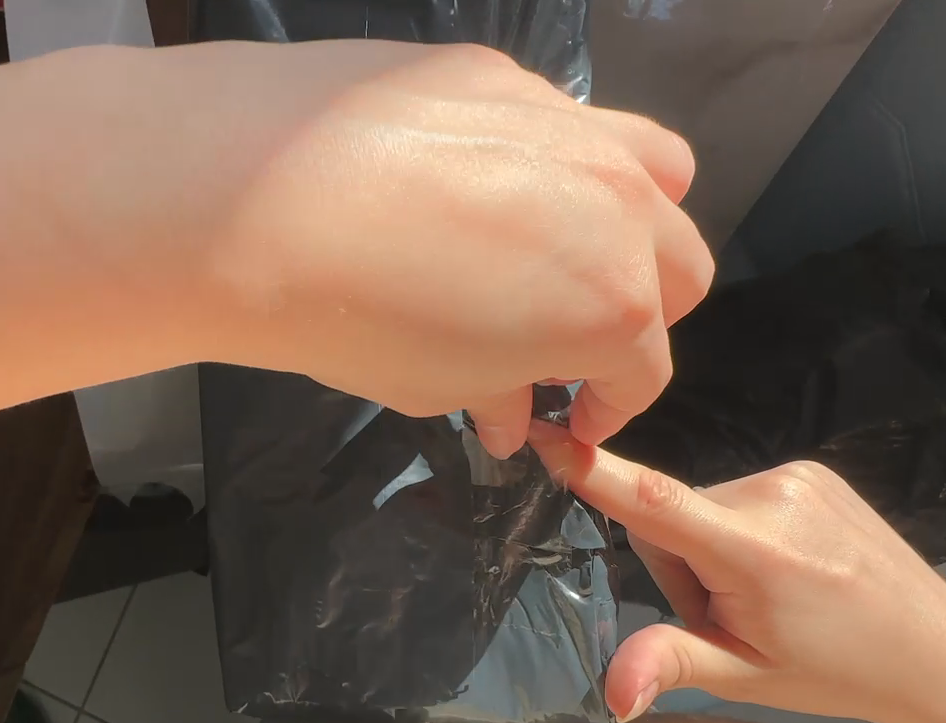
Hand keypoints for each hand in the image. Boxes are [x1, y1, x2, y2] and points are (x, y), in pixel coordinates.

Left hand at [67, 41, 712, 455]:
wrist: (264, 205)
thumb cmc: (364, 326)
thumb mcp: (440, 387)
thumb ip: (500, 398)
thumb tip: (513, 417)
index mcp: (616, 307)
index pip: (645, 372)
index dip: (611, 407)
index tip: (572, 421)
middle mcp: (623, 209)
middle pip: (681, 271)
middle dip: (639, 320)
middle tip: (568, 344)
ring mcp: (574, 128)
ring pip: (657, 177)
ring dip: (630, 230)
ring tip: (560, 257)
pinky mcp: (511, 79)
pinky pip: (571, 128)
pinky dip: (556, 172)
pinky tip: (483, 192)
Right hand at [527, 426, 945, 722]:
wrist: (938, 654)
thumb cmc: (838, 673)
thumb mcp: (747, 677)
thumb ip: (671, 664)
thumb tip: (610, 697)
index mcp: (756, 553)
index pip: (654, 502)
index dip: (593, 470)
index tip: (543, 435)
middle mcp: (774, 494)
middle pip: (668, 518)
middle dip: (677, 567)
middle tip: (728, 615)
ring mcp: (798, 476)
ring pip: (697, 507)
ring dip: (705, 550)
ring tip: (760, 595)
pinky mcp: (810, 472)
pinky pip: (732, 497)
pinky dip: (732, 532)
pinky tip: (780, 569)